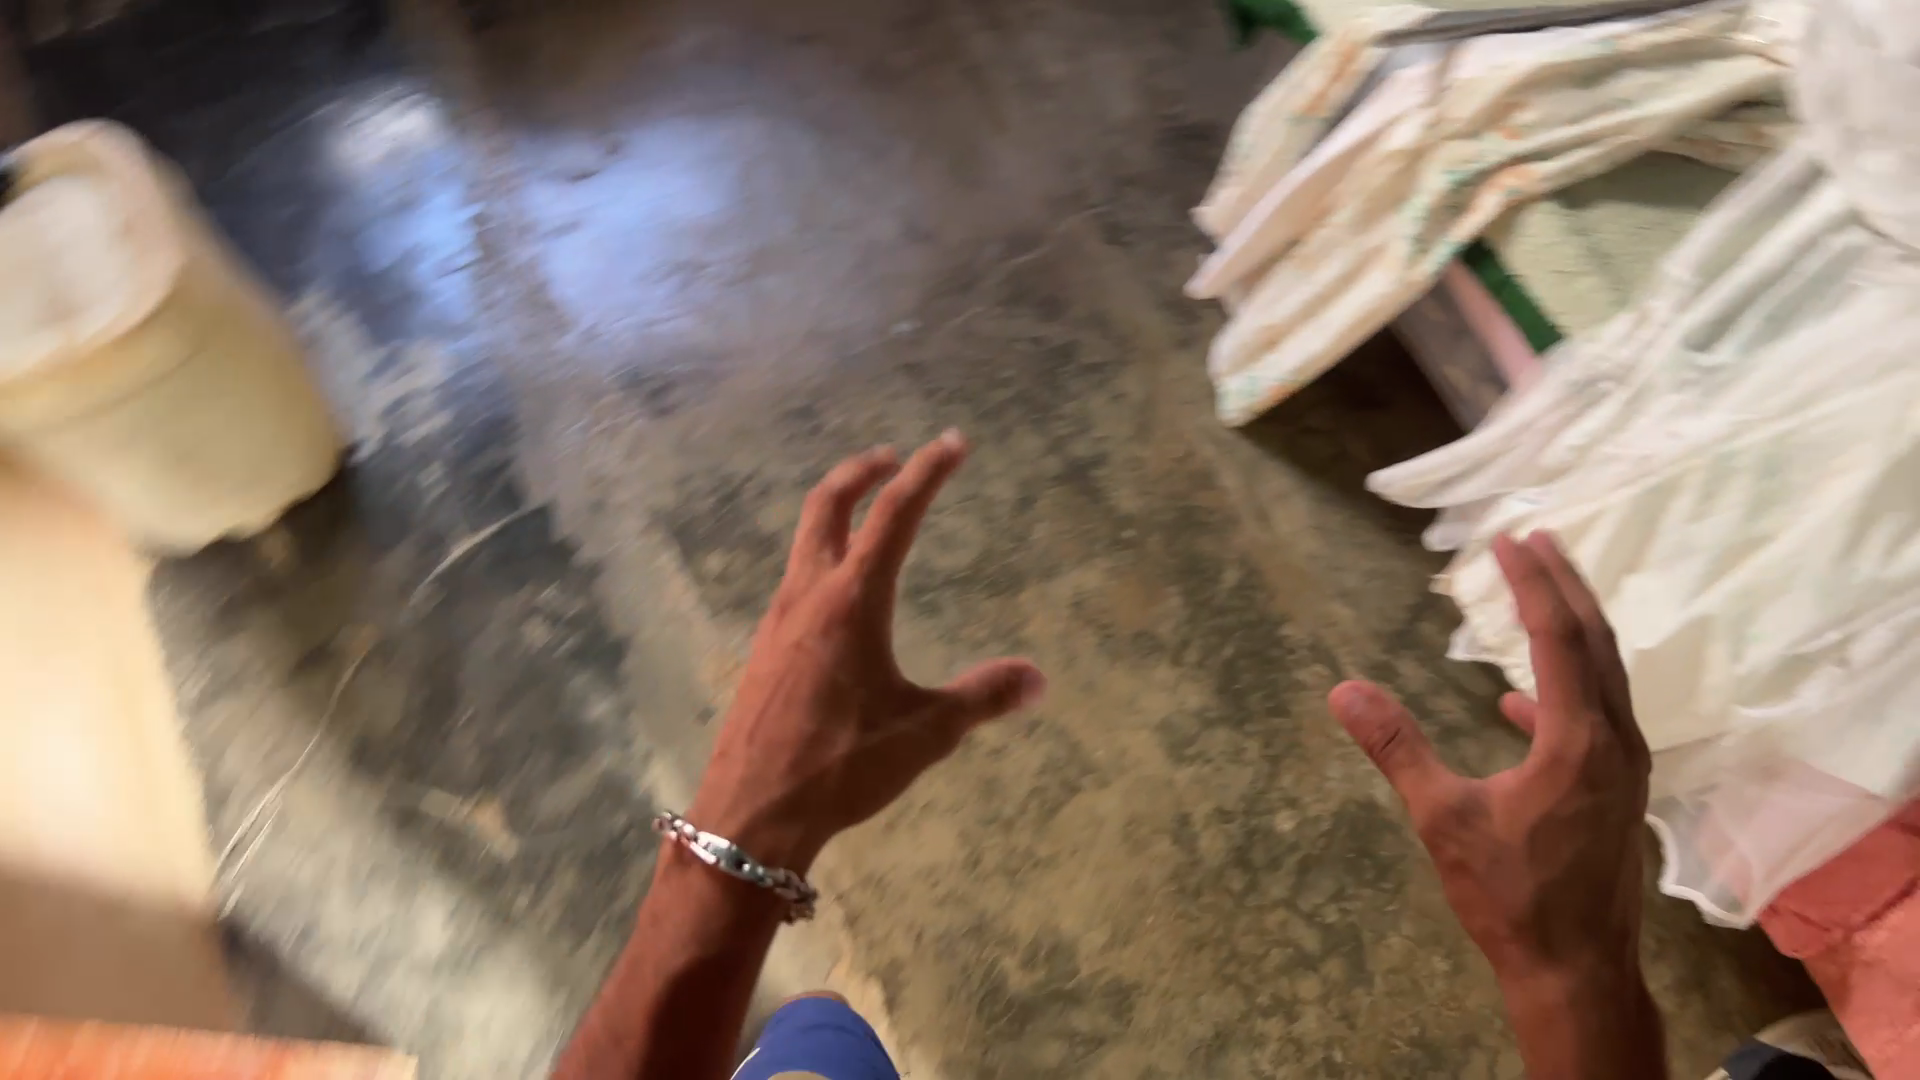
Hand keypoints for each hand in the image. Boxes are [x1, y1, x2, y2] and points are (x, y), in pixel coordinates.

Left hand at [688, 431, 1047, 874]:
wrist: (750, 814)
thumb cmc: (840, 767)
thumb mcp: (923, 732)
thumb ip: (981, 697)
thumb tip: (1038, 678)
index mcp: (852, 601)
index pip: (895, 515)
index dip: (928, 473)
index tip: (952, 443)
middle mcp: (809, 594)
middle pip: (827, 503)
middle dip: (863, 469)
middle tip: (896, 456)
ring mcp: (778, 618)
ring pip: (804, 538)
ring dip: (837, 510)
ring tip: (870, 514)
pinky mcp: (764, 645)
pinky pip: (794, 577)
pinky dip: (821, 555)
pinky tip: (840, 592)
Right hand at [1328, 532, 1650, 986]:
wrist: (1576, 973)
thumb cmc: (1509, 894)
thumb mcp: (1440, 816)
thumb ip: (1396, 747)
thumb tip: (1341, 689)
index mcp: (1580, 743)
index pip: (1558, 641)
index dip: (1530, 585)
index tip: (1505, 540)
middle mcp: (1615, 745)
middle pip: (1596, 645)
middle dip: (1564, 586)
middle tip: (1535, 538)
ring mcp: (1621, 770)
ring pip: (1603, 677)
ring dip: (1570, 627)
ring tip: (1538, 592)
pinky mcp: (1608, 791)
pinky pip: (1590, 717)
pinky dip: (1558, 689)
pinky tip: (1514, 701)